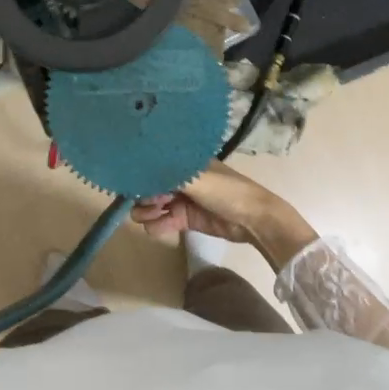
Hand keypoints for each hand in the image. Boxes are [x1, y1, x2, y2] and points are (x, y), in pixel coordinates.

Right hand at [133, 163, 318, 269]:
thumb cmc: (228, 192)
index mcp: (186, 163)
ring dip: (146, 212)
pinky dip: (156, 225)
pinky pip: (162, 222)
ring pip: (152, 206)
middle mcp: (181, 179)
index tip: (135, 182)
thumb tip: (138, 168)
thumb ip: (168, 175)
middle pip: (149, 186)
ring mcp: (182, 200)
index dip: (143, 174)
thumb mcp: (198, 178)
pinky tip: (158, 227)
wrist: (253, 220)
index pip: (155, 165)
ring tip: (152, 215)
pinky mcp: (184, 220)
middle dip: (144, 195)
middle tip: (151, 202)